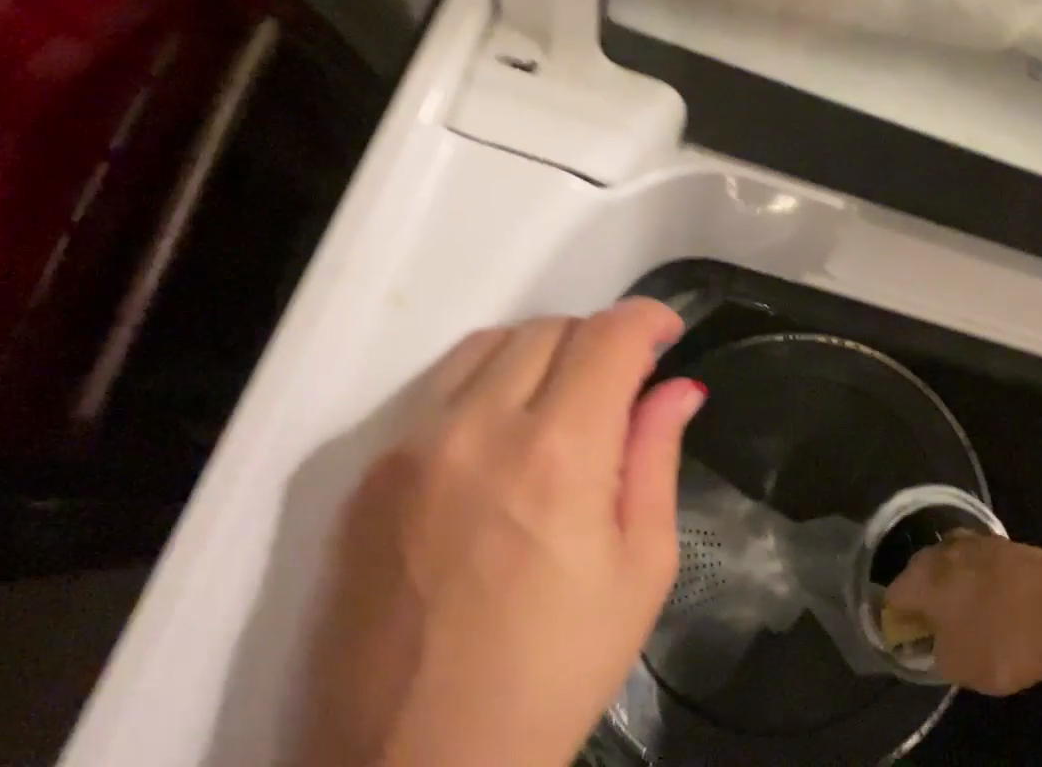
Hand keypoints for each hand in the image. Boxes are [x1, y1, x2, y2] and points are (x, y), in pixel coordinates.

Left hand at [297, 300, 702, 766]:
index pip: (610, 336)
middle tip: (625, 385)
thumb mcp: (641, 569)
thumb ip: (656, 458)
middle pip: (549, 328)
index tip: (669, 335)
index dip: (649, 320)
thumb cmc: (556, 672)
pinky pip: (435, 391)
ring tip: (564, 401)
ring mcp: (408, 448)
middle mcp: (476, 429)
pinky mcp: (364, 476)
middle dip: (601, 338)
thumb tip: (677, 388)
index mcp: (558, 453)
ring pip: (487, 345)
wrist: (414, 765)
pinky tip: (502, 437)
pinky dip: (484, 383)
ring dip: (541, 351)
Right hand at [885, 534, 1041, 695]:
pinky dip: (985, 584)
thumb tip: (934, 641)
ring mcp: (980, 542)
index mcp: (922, 576)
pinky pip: (984, 566)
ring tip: (971, 619)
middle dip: (926, 600)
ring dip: (956, 589)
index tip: (910, 644)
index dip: (897, 623)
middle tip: (939, 632)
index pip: (892, 597)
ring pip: (955, 566)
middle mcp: (945, 549)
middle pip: (921, 574)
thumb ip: (935, 653)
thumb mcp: (958, 667)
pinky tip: (999, 606)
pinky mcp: (1011, 545)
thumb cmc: (1006, 640)